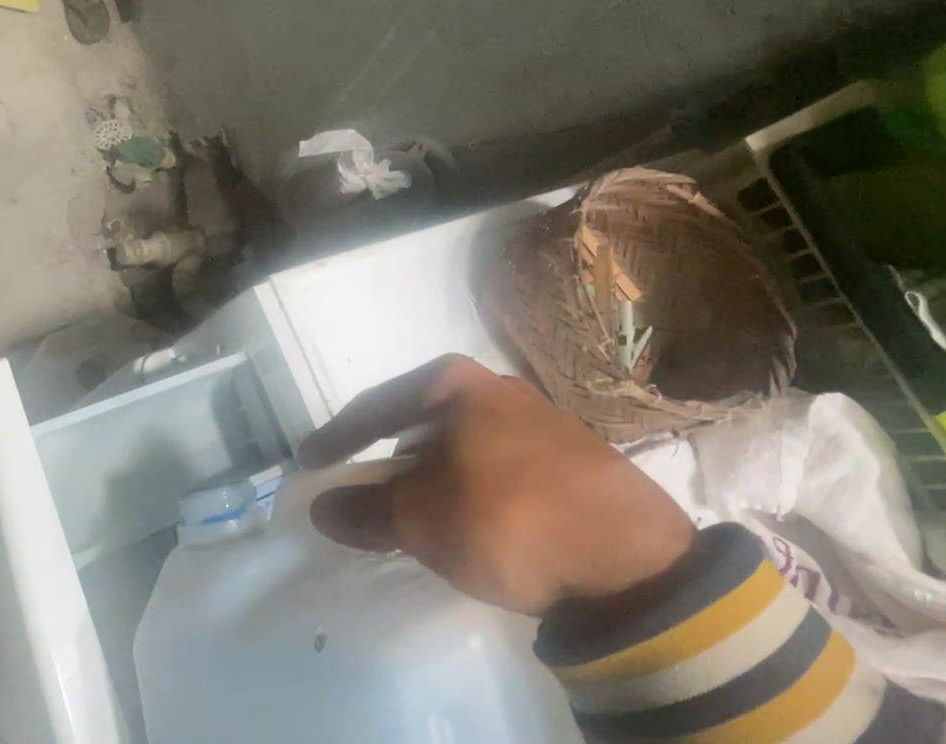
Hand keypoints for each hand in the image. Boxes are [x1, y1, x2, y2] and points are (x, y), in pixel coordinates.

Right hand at [299, 354, 695, 615]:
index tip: (309, 463)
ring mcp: (539, 419)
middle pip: (418, 421)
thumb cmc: (508, 519)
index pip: (374, 406)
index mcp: (453, 383)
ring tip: (417, 514)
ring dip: (431, 476)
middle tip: (364, 492)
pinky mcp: (571, 457)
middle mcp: (495, 387)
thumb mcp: (421, 520)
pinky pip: (496, 466)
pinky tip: (472, 521)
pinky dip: (470, 488)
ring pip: (460, 445)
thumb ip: (363, 510)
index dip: (335, 438)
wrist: (636, 562)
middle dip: (387, 458)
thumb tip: (322, 508)